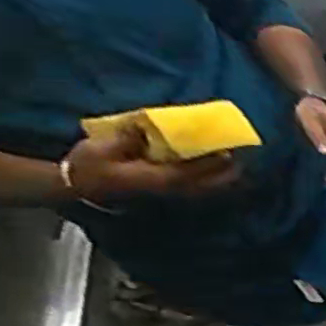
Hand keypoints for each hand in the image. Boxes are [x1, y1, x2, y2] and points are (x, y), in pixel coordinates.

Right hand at [64, 123, 239, 203]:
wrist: (82, 189)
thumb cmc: (89, 167)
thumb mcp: (102, 148)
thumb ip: (128, 138)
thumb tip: (147, 127)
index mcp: (159, 179)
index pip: (195, 171)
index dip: (214, 163)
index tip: (230, 152)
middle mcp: (172, 191)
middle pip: (209, 185)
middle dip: (229, 175)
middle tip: (244, 160)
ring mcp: (172, 197)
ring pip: (207, 190)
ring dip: (224, 181)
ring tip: (238, 168)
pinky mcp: (169, 196)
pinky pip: (198, 190)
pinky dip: (211, 184)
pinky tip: (218, 176)